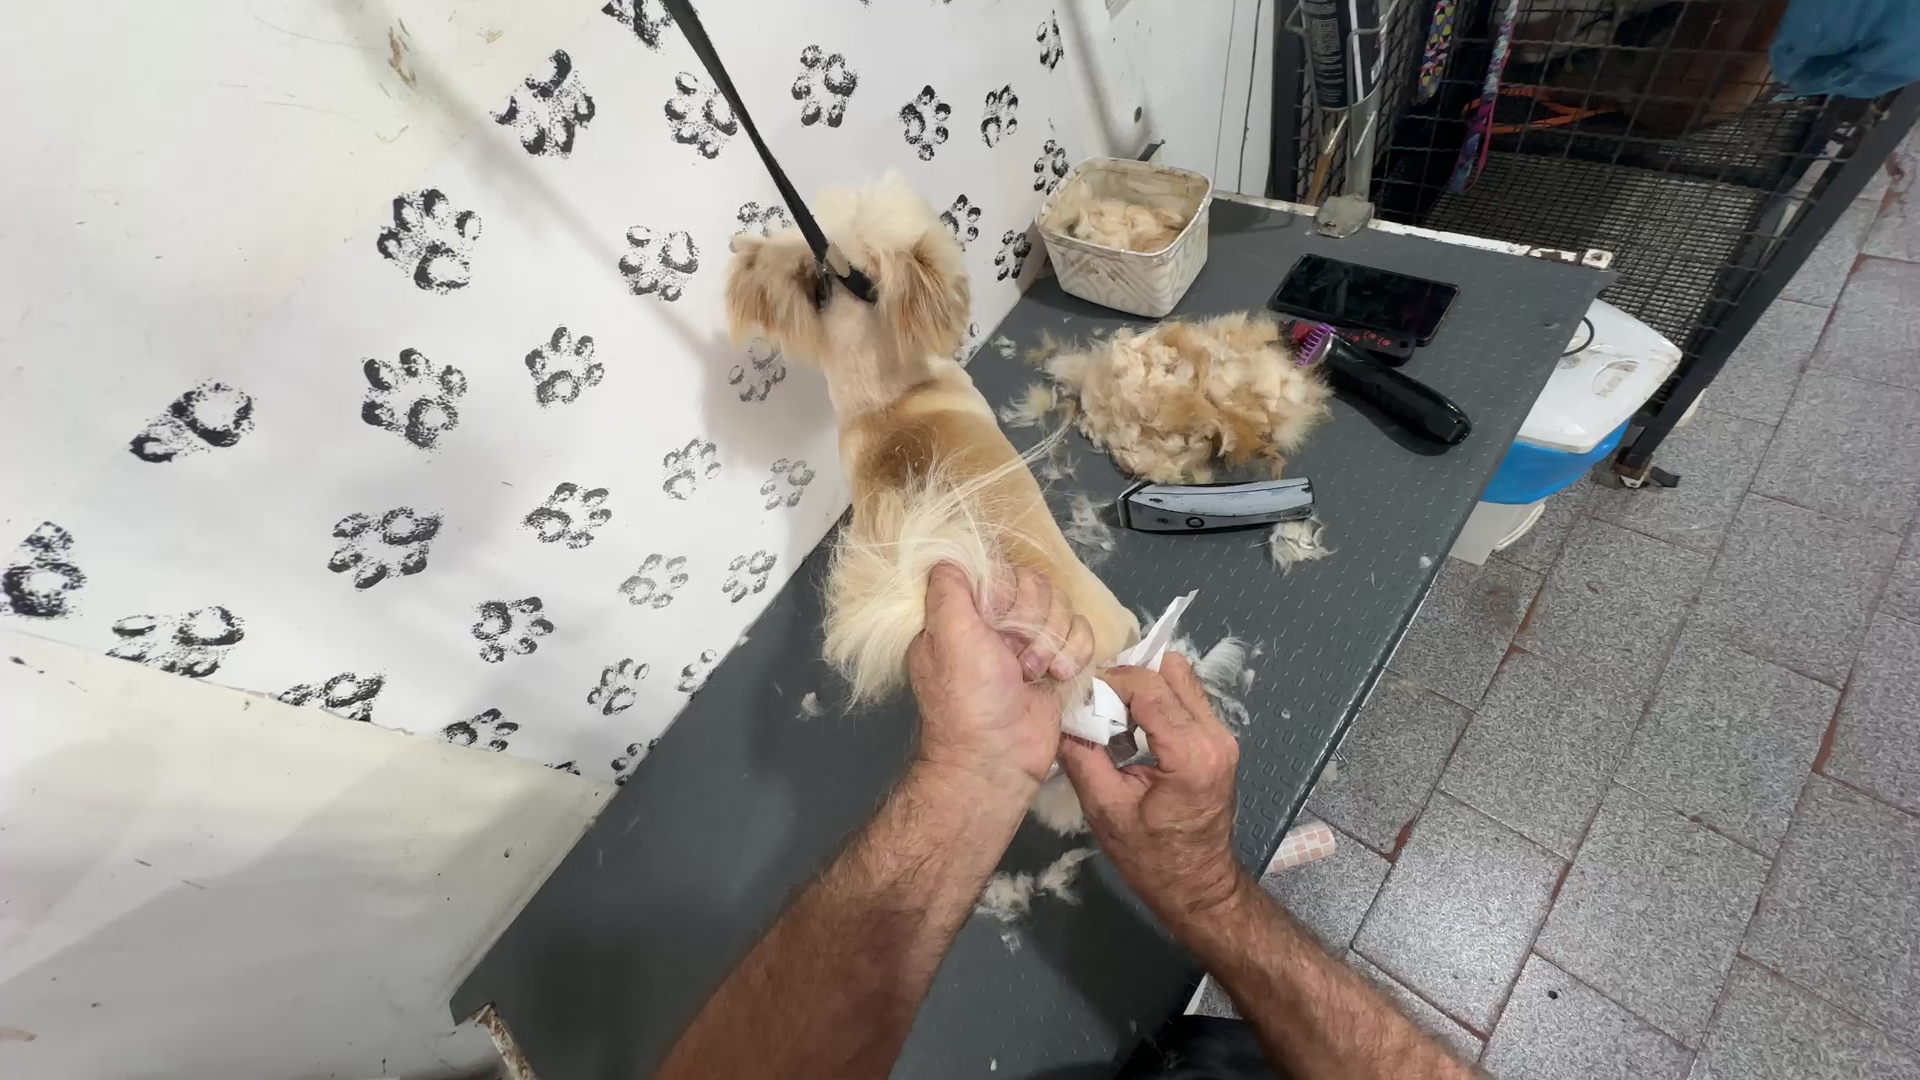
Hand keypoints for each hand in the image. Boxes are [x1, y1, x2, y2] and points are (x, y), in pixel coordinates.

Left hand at [908, 563, 1093, 791]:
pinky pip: (1082, 632)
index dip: (1008, 592)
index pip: (1001, 570)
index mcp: (965, 611)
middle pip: (1037, 585)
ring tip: (1035, 673)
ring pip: (1062, 606)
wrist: (998, 758)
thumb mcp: (947, 636)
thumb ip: (949, 588)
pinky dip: (1075, 653)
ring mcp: (1030, 641)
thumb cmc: (968, 698)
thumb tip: (948, 553)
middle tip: (1017, 657)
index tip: (997, 621)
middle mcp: (996, 622)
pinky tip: (1058, 677)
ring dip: (1054, 641)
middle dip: (1034, 622)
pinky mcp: (1058, 660)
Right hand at [1058, 654, 1243, 919]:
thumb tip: (1061, 712)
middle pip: (1169, 671)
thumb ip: (1081, 753)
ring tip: (1113, 714)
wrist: (1198, 889)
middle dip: (1126, 679)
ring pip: (1180, 677)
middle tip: (1096, 703)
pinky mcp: (1218, 739)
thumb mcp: (1104, 808)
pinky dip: (1155, 699)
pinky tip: (1132, 726)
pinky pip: (1185, 696)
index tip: (1080, 696)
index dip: (1109, 682)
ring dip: (1142, 687)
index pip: (1148, 687)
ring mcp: (1222, 735)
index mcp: (1190, 753)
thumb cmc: (1151, 858)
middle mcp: (1215, 735)